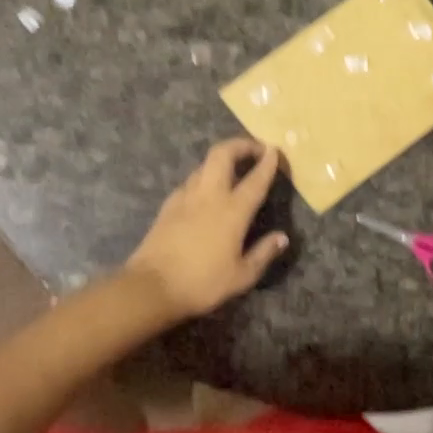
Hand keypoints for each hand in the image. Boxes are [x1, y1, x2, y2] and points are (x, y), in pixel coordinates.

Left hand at [126, 138, 288, 318]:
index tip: (275, 151)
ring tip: (233, 171)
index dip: (267, 163)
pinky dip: (203, 179)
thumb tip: (281, 237)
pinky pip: (190, 183)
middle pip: (222, 155)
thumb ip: (263, 253)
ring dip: (221, 161)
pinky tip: (207, 193)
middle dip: (240, 145)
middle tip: (254, 149)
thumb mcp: (242, 276)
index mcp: (233, 211)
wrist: (151, 287)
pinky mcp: (168, 207)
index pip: (255, 179)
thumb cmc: (202, 283)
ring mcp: (185, 198)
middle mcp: (209, 196)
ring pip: (204, 166)